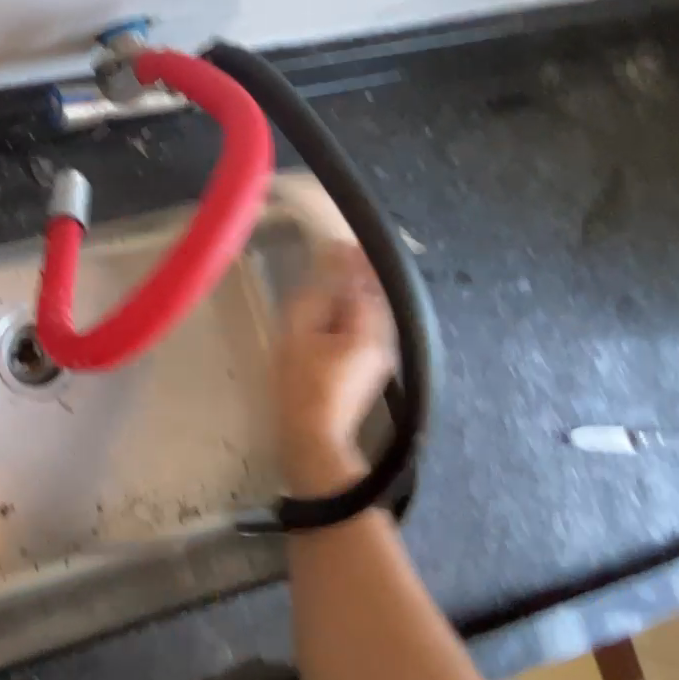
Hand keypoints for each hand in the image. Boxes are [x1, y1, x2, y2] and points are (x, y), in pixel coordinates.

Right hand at [273, 244, 396, 496]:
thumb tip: (322, 278)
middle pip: (373, 299)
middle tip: (337, 253)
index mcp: (368, 333)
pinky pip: (363, 328)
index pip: (365, 286)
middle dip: (357, 274)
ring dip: (354, 293)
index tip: (339, 242)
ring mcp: (378, 358)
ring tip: (334, 273)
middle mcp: (382, 343)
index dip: (353, 262)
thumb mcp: (296, 338)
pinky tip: (333, 308)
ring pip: (369, 315)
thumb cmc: (301, 386)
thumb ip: (311, 303)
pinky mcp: (367, 368)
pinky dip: (351, 311)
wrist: (314, 437)